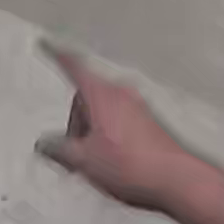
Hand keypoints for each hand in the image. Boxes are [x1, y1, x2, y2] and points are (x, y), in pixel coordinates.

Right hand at [36, 42, 200, 212]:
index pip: (72, 66)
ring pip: (104, 108)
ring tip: (99, 162)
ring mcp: (137, 104)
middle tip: (76, 150)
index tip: (44, 42)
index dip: (55, 55)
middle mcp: (119, 91)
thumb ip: (60, 150)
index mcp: (100, 93)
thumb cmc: (131, 165)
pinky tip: (118, 162)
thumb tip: (43, 144)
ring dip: (95, 129)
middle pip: (86, 95)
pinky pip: (121, 118)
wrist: (179, 181)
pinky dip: (111, 133)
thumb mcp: (86, 162)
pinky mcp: (150, 121)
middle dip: (77, 120)